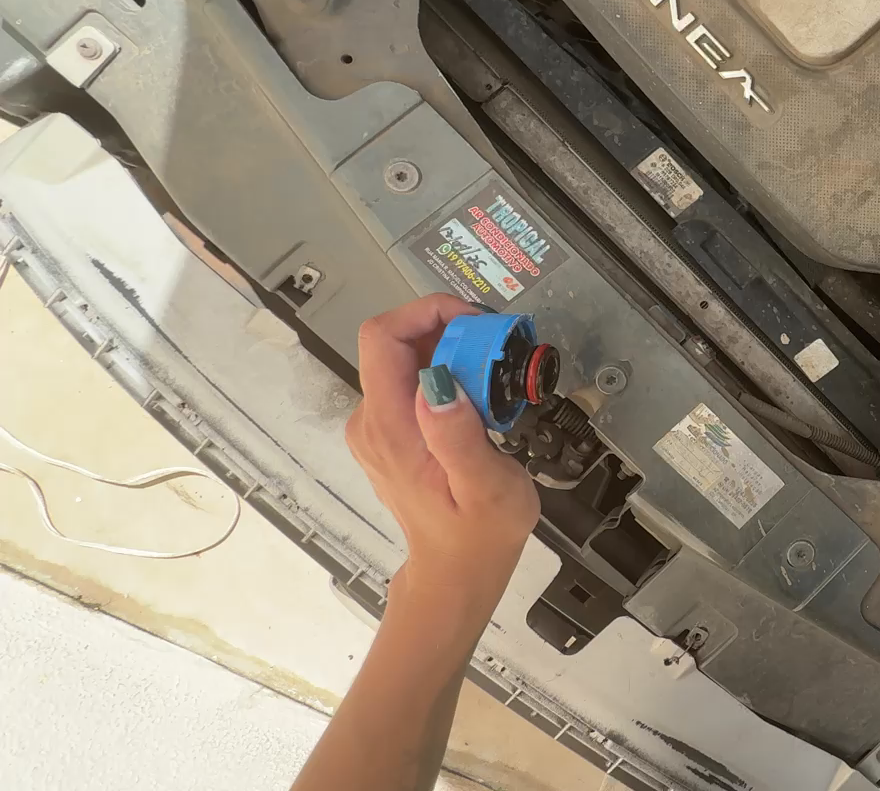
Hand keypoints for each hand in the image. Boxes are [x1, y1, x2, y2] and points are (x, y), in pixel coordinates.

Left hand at [346, 295, 539, 620]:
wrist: (458, 566)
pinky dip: (455, 370)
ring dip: (458, 351)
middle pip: (397, 342)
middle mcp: (374, 418)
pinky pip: (417, 378)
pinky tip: (487, 394)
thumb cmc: (480, 530)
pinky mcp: (395, 429)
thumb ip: (458, 434)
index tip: (482, 324)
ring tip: (502, 375)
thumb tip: (439, 383)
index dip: (429, 312)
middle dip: (455, 331)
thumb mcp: (485, 484)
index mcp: (391, 426)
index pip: (384, 338)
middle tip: (505, 352)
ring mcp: (381, 424)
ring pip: (409, 357)